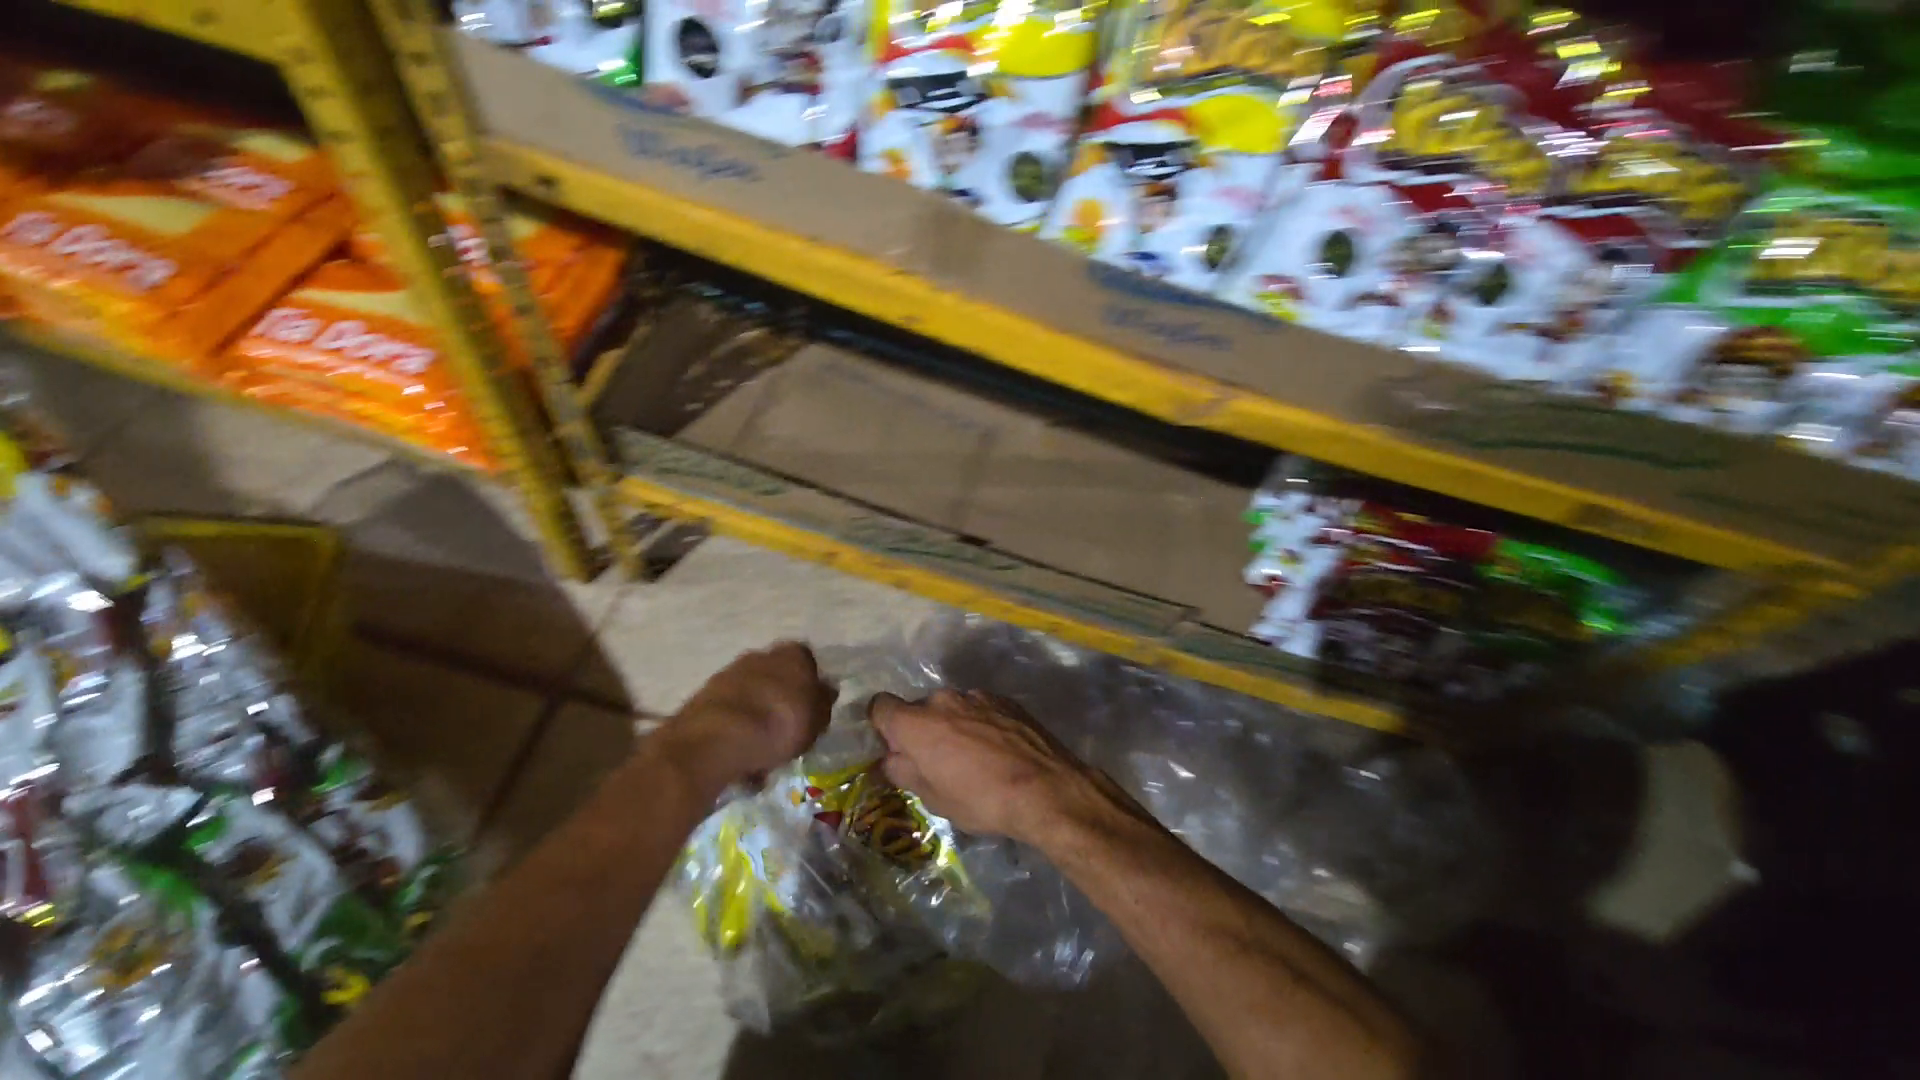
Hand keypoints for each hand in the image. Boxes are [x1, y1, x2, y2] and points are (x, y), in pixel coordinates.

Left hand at [664, 643, 833, 785]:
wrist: (718, 739)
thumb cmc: (779, 724)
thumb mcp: (817, 719)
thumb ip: (823, 703)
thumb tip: (826, 690)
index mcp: (793, 655)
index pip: (808, 663)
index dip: (810, 687)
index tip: (810, 712)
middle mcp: (760, 655)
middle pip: (777, 678)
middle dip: (780, 701)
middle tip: (787, 732)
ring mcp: (729, 673)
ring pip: (752, 696)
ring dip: (757, 718)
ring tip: (762, 754)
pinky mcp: (705, 696)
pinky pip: (731, 714)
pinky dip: (737, 731)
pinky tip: (740, 758)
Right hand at [869, 689, 1120, 846]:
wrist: (1046, 789)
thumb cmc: (981, 800)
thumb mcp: (934, 799)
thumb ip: (904, 772)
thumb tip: (890, 760)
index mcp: (916, 723)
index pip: (880, 707)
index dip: (883, 727)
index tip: (896, 750)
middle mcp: (943, 700)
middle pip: (919, 710)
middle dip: (922, 732)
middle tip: (937, 764)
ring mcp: (977, 696)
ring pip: (951, 709)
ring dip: (953, 727)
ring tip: (973, 759)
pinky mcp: (1006, 700)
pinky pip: (979, 709)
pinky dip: (980, 724)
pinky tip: (997, 751)